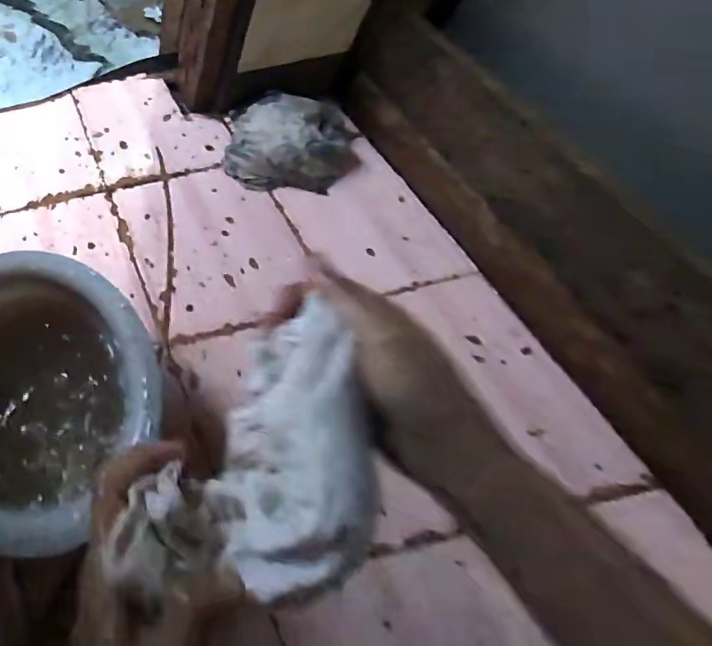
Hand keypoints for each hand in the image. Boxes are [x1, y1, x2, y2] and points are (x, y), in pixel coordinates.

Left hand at [86, 442, 246, 626]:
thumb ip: (194, 607)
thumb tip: (238, 571)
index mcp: (103, 553)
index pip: (108, 482)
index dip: (139, 456)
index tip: (180, 451)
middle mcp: (102, 548)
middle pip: (121, 489)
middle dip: (160, 473)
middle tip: (203, 476)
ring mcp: (109, 563)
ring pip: (132, 511)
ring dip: (166, 500)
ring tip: (208, 504)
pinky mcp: (120, 582)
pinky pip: (142, 537)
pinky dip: (169, 529)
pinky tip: (200, 543)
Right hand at [268, 258, 508, 493]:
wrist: (446, 455)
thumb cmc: (414, 387)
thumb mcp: (378, 335)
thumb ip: (342, 298)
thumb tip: (311, 256)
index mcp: (372, 313)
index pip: (322, 288)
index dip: (294, 295)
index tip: (273, 317)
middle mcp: (362, 335)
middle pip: (312, 317)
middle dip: (285, 324)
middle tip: (265, 345)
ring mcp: (357, 368)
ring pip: (311, 349)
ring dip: (288, 353)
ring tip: (269, 369)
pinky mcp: (351, 398)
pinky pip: (316, 379)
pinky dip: (299, 379)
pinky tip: (283, 388)